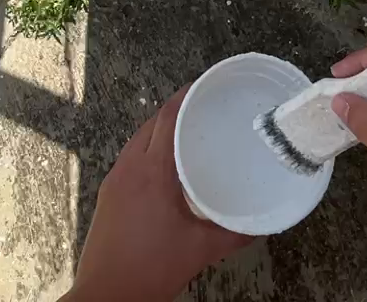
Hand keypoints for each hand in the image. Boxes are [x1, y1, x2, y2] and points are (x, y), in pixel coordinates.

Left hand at [64, 85, 255, 301]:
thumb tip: (261, 225)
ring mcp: (114, 179)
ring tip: (186, 135)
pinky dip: (147, 150)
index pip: (167, 117)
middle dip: (175, 110)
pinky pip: (129, 157)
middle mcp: (128, 166)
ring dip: (159, 131)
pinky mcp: (107, 195)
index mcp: (151, 170)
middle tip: (202, 109)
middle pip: (151, 123)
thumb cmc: (149, 270)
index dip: (184, 96)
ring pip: (137, 139)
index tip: (203, 86)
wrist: (104, 298)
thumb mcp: (198, 251)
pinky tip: (163, 168)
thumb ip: (232, 234)